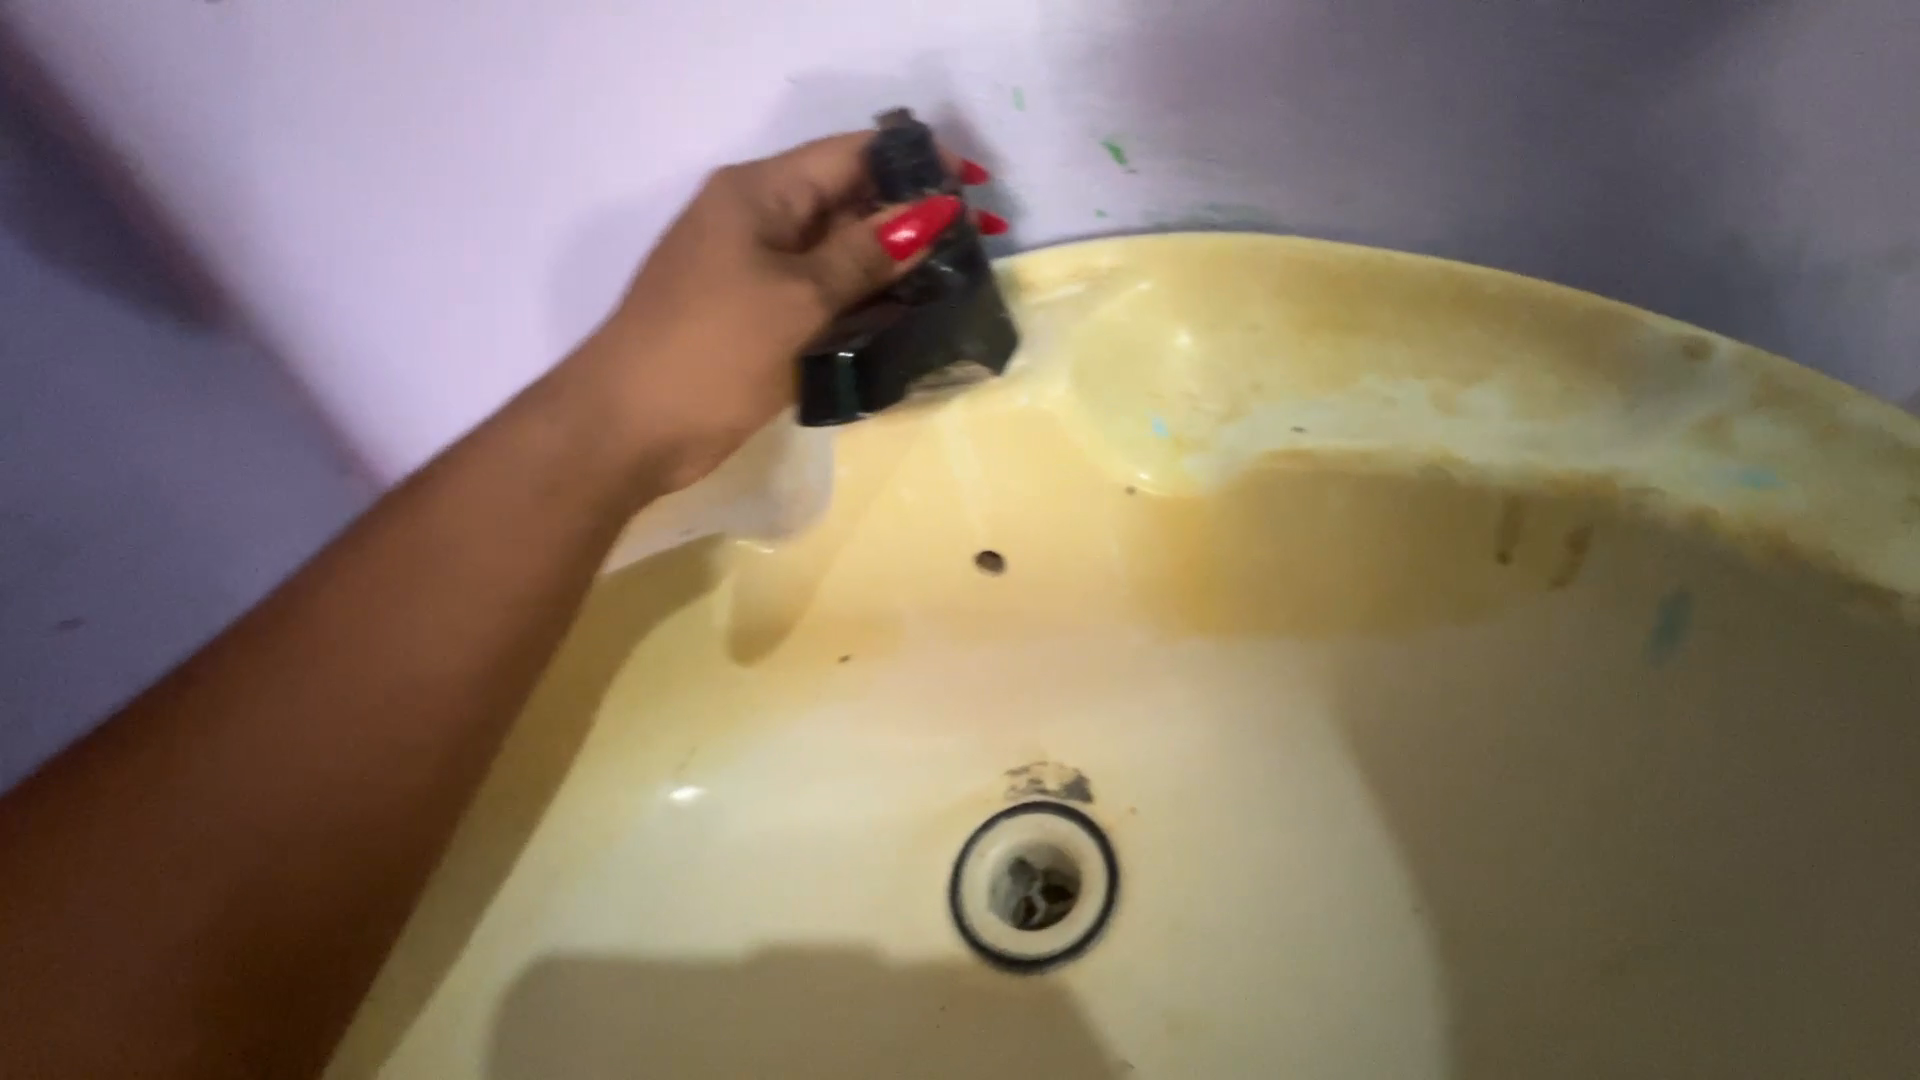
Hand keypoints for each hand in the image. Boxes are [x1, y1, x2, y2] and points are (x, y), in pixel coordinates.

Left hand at [573, 132, 1004, 493]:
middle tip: (975, 248)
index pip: (849, 156)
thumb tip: (930, 215)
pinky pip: (824, 299)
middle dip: (909, 221)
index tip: (974, 188)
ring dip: (892, 268)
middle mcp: (760, 223)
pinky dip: (863, 305)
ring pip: (839, 256)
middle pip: (847, 203)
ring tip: (956, 283)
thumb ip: (864, 256)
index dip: (913, 164)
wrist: (631, 428)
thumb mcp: (797, 298)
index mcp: (759, 194)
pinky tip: (910, 320)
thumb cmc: (711, 352)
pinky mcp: (762, 320)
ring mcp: (759, 275)